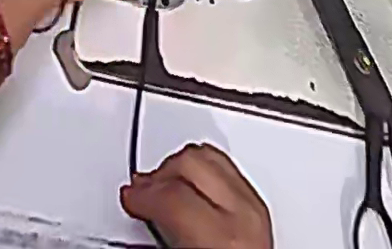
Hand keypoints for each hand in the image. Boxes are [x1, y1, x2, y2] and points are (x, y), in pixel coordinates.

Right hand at [121, 144, 272, 248]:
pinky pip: (226, 167)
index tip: (130, 196)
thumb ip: (163, 236)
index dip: (144, 193)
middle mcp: (244, 214)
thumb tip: (140, 219)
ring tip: (163, 184)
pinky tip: (189, 183)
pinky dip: (203, 169)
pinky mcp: (261, 205)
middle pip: (190, 163)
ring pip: (209, 156)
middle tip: (143, 190)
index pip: (172, 194)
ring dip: (182, 166)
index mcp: (223, 236)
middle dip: (161, 174)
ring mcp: (256, 206)